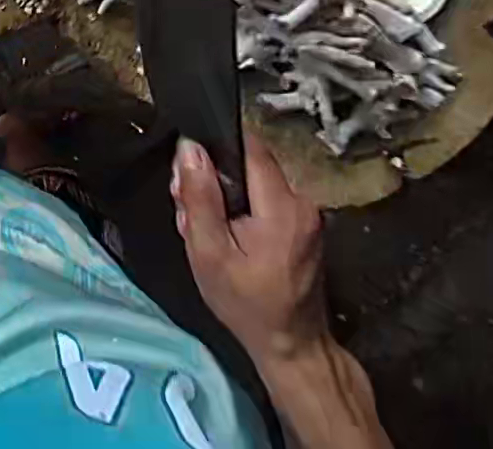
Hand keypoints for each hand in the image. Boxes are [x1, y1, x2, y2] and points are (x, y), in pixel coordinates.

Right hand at [172, 130, 329, 365]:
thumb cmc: (245, 301)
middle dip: (209, 176)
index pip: (247, 146)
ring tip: (203, 225)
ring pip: (249, 179)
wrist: (290, 346)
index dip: (211, 149)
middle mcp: (302, 204)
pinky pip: (259, 196)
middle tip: (187, 209)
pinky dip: (235, 206)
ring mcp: (305, 215)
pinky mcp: (301, 224)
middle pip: (245, 163)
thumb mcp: (208, 249)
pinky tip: (221, 231)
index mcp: (282, 207)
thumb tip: (189, 147)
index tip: (187, 173)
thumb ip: (199, 195)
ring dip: (219, 193)